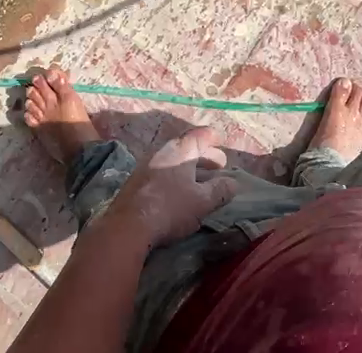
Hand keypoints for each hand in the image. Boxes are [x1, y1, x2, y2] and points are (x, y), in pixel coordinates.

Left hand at [99, 127, 238, 247]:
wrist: (128, 226)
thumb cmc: (170, 208)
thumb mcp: (202, 202)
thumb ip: (220, 190)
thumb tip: (234, 183)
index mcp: (180, 150)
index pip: (199, 136)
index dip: (211, 138)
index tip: (220, 141)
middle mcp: (162, 152)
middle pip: (186, 147)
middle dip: (203, 155)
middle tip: (217, 164)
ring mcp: (146, 166)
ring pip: (173, 160)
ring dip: (188, 167)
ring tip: (200, 179)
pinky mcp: (136, 182)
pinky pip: (161, 171)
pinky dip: (174, 176)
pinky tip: (178, 190)